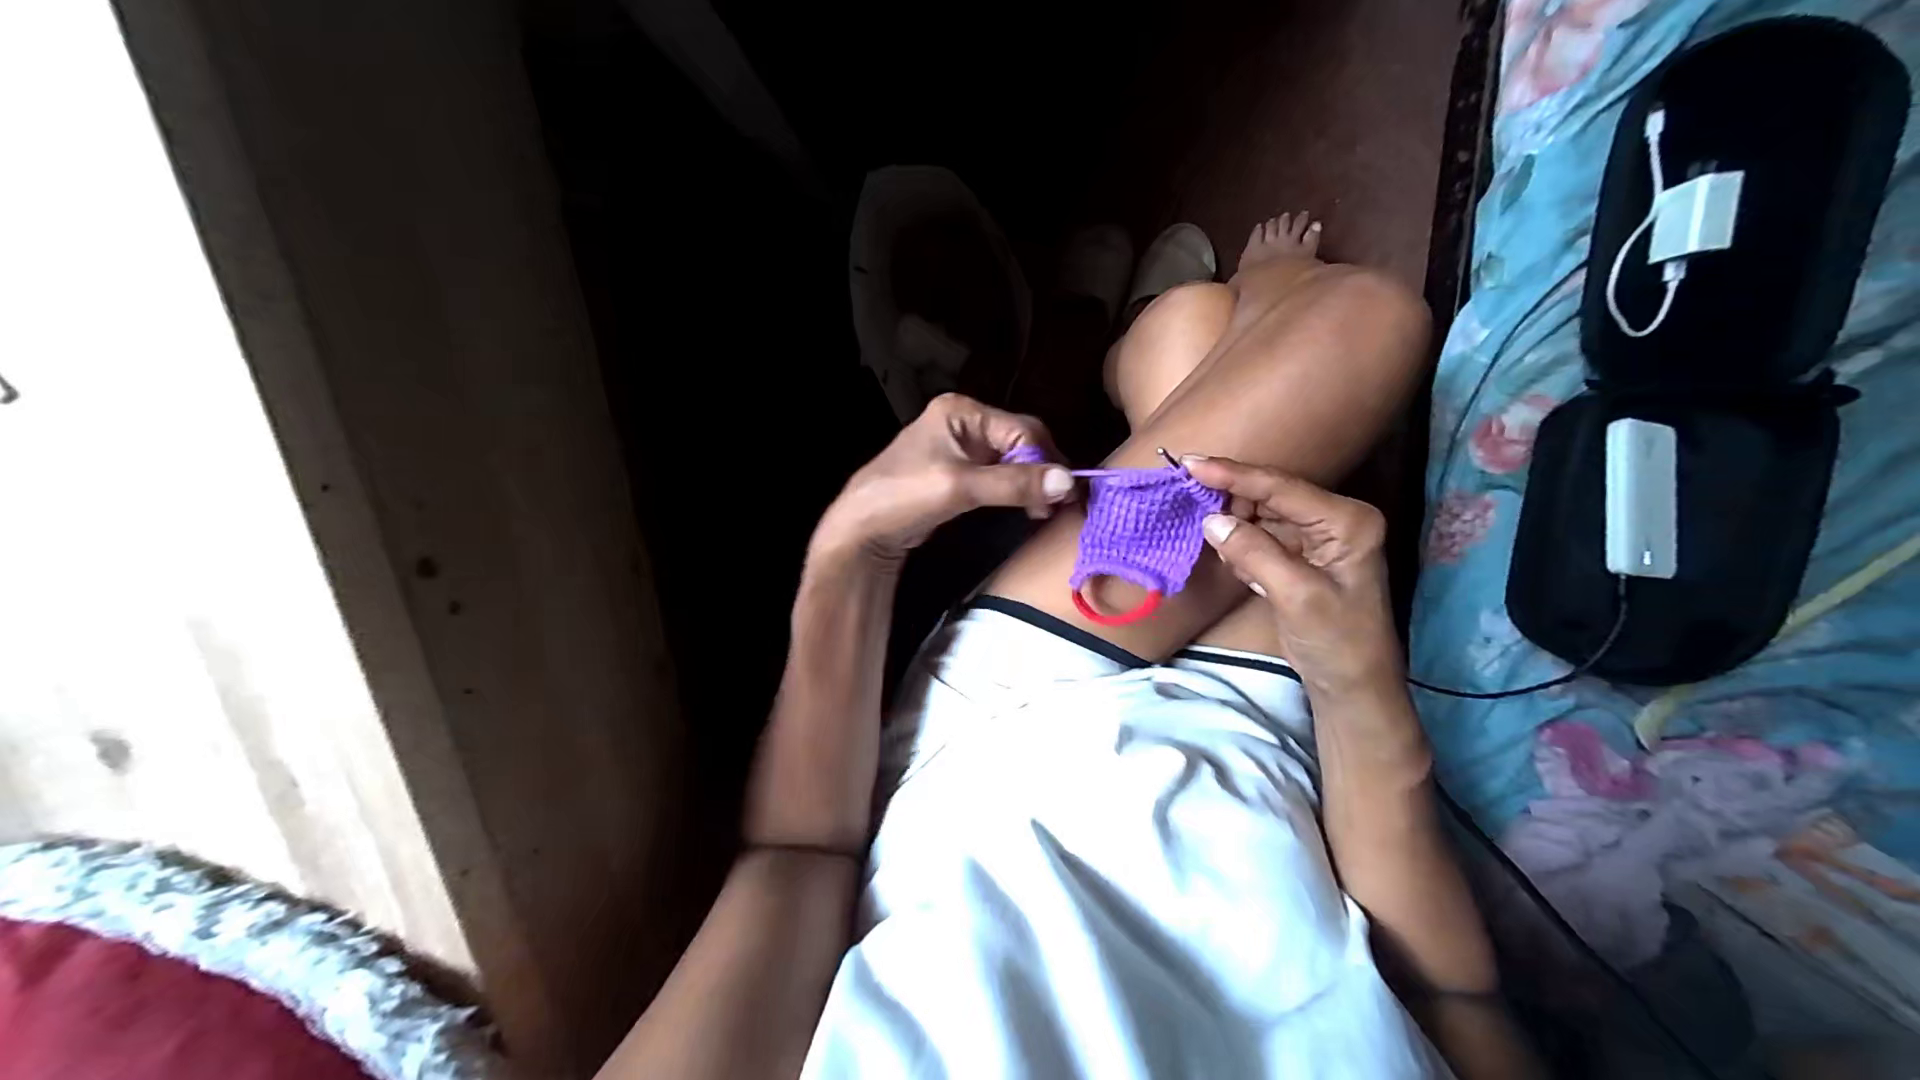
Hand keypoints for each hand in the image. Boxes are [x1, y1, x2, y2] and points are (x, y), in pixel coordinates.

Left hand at [812, 394, 1074, 565]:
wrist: (862, 529)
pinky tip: (1025, 507)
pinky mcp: (958, 472)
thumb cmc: (903, 497)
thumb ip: (1013, 483)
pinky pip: (997, 475)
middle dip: (1040, 471)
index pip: (1020, 429)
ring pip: (1011, 460)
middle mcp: (963, 422)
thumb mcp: (960, 488)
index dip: (1046, 460)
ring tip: (1041, 509)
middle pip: (1019, 442)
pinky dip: (1014, 490)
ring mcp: (960, 447)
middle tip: (1054, 504)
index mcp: (960, 411)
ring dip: (1029, 483)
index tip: (1062, 494)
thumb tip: (1067, 482)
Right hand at [1184, 456, 1403, 700]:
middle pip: (1270, 494)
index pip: (1281, 488)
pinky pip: (1259, 535)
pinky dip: (1238, 542)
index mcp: (1346, 521)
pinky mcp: (1299, 554)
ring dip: (1231, 521)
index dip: (1233, 474)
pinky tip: (1228, 557)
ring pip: (1260, 513)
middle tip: (1188, 496)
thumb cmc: (1337, 640)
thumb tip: (1212, 520)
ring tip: (1206, 531)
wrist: (1352, 684)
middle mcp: (1334, 519)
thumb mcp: (1296, 596)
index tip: (1191, 463)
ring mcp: (1316, 537)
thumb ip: (1255, 553)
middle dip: (1229, 496)